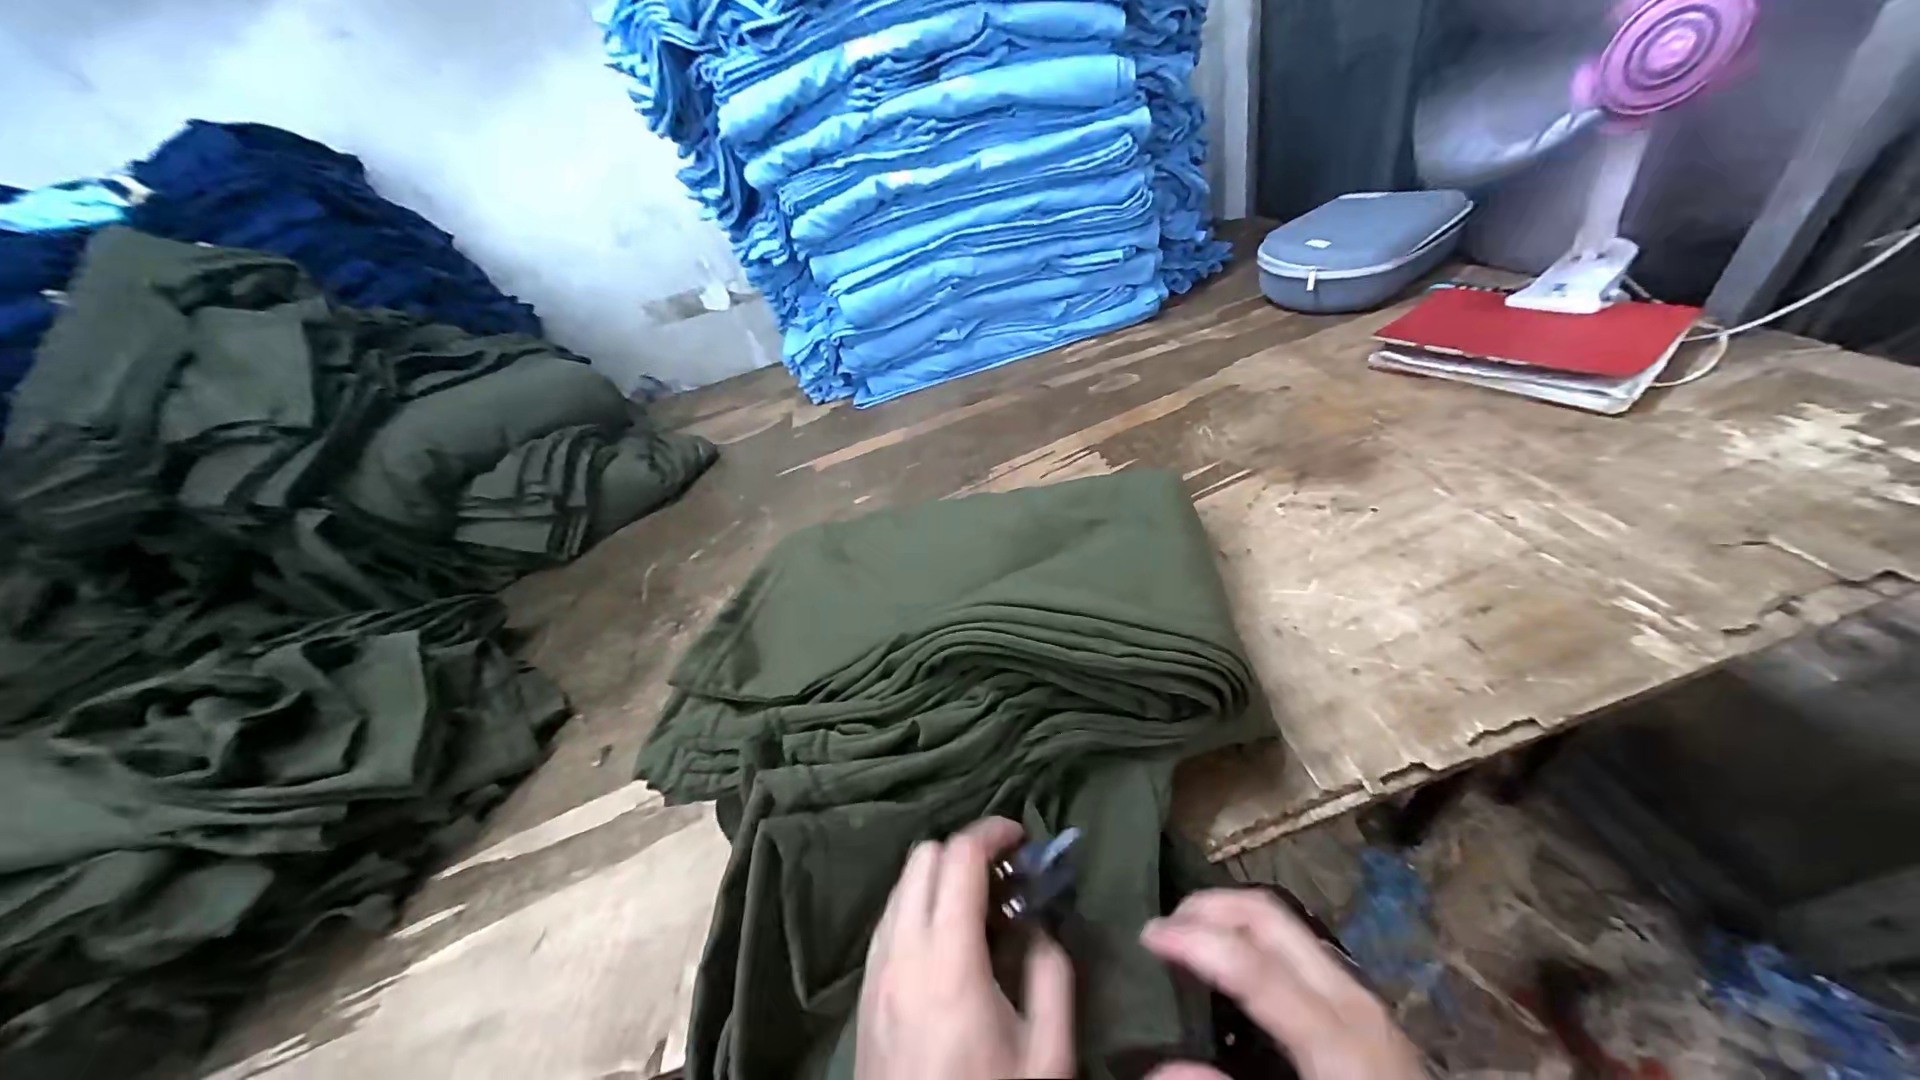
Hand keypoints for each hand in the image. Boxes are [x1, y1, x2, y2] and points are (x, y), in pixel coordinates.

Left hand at [855, 817, 1074, 1079]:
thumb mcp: (1046, 1056)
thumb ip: (1051, 975)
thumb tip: (1038, 925)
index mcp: (947, 961)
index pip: (959, 858)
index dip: (992, 832)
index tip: (1022, 838)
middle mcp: (901, 951)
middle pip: (923, 857)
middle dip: (966, 850)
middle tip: (1005, 875)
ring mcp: (875, 970)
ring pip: (902, 884)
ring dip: (939, 876)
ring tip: (979, 905)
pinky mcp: (864, 991)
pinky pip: (889, 919)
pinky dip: (918, 904)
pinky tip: (946, 939)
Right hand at [1141, 889, 1425, 1079]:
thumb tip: (1162, 1067)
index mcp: (1337, 1037)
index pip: (1252, 963)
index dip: (1194, 940)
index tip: (1146, 934)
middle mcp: (1349, 999)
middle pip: (1268, 917)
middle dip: (1207, 907)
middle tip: (1163, 926)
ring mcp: (1360, 997)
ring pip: (1282, 922)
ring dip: (1228, 916)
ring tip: (1188, 936)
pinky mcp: (1363, 1008)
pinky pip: (1295, 946)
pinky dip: (1252, 937)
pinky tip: (1232, 964)